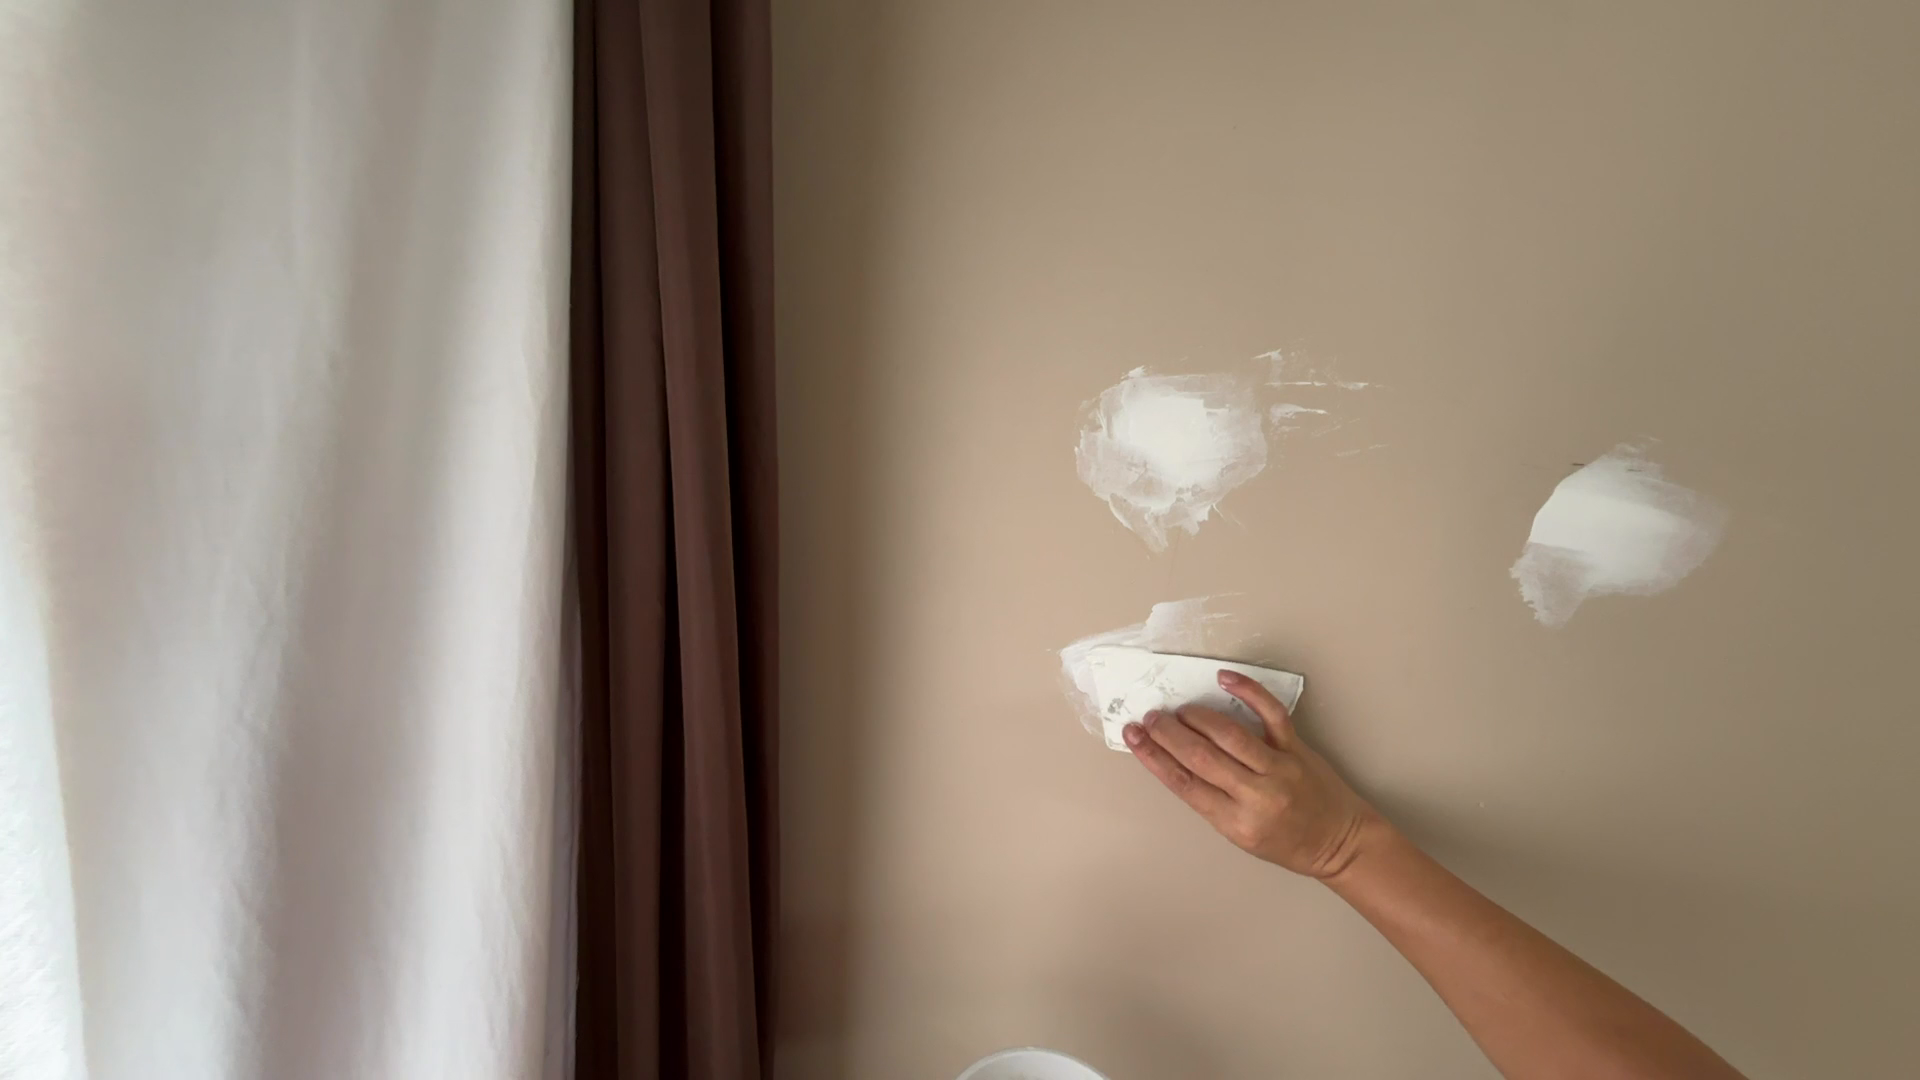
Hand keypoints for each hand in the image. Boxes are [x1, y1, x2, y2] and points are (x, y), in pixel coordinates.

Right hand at [1123, 669, 1383, 878]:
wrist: (1341, 843)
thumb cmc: (1285, 843)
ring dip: (1196, 716)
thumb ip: (1209, 798)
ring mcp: (1278, 767)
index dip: (1153, 756)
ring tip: (1177, 709)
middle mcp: (1256, 794)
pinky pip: (1270, 713)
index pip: (1184, 783)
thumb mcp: (1238, 834)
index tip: (1133, 735)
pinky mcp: (1297, 747)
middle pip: (1200, 756)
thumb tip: (1173, 758)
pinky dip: (1247, 691)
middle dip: (1168, 733)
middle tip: (1150, 717)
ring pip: (1228, 733)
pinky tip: (1224, 678)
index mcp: (1236, 821)